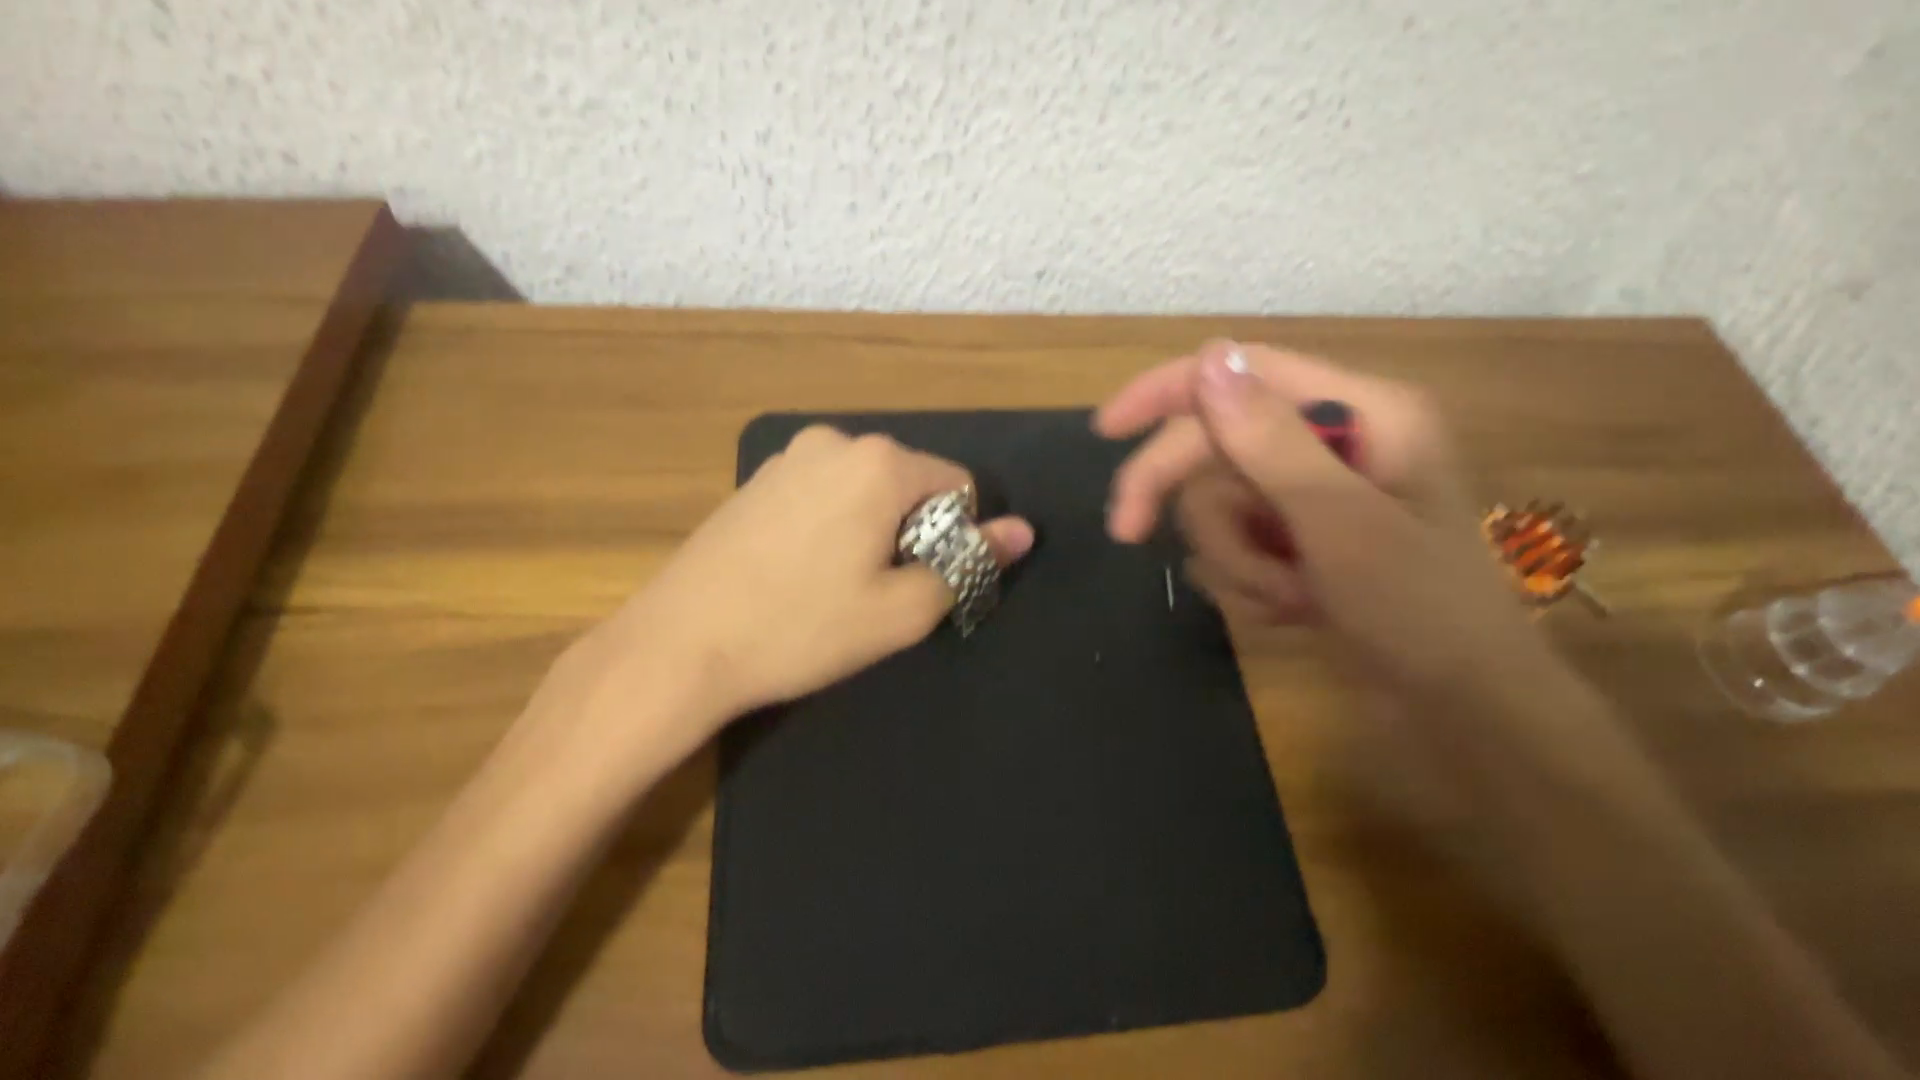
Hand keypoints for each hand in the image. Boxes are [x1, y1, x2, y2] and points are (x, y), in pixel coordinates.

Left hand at [540, 425, 1033, 772]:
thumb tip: (1023, 531)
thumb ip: (967, 564)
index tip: (919, 584)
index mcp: (879, 463)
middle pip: (910, 483)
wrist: (681, 644)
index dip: (955, 539)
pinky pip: (823, 493)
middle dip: (911, 532)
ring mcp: (788, 457)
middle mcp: (835, 441)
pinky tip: (799, 573)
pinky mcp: (756, 480)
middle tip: (876, 592)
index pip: (958, 486)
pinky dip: (831, 525)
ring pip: (865, 489)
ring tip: (834, 587)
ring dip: (871, 530)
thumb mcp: (899, 611)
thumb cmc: (801, 629)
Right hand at [1097, 339, 1548, 699]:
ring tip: (1286, 598)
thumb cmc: (1422, 615)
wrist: (1468, 714)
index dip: (1168, 393)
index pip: (1244, 373)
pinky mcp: (1308, 542)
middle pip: (1221, 444)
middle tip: (1128, 536)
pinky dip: (1251, 580)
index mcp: (1364, 413)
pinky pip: (1241, 543)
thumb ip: (1271, 442)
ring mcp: (1321, 497)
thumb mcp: (1341, 526)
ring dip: (1237, 557)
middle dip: (1195, 501)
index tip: (1106, 433)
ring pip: (1223, 503)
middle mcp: (1338, 442)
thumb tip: (1209, 359)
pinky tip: (1292, 611)